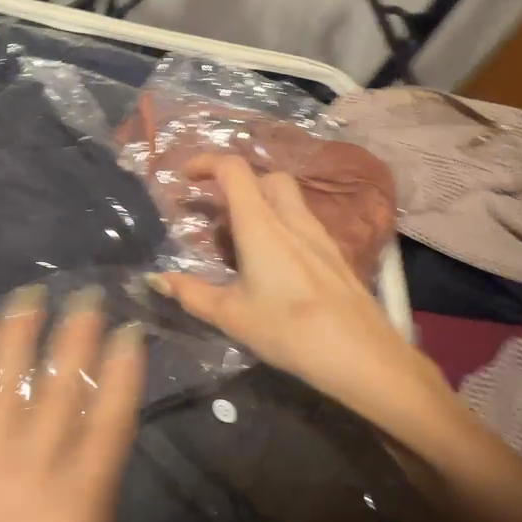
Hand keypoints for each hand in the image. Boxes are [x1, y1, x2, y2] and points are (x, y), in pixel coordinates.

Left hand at [0, 285, 146, 521]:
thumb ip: (91, 479)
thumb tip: (96, 423)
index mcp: (81, 493)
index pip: (111, 418)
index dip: (124, 371)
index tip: (131, 331)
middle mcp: (37, 460)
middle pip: (61, 384)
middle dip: (77, 333)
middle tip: (86, 293)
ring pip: (8, 374)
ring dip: (20, 327)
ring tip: (30, 291)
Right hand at [148, 154, 447, 427]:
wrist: (366, 358)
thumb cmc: (291, 331)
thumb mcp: (231, 316)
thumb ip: (190, 293)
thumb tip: (155, 279)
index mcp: (260, 224)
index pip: (233, 169)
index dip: (205, 162)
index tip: (184, 176)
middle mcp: (290, 219)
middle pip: (264, 176)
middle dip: (236, 181)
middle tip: (213, 206)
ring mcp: (318, 236)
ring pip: (287, 198)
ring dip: (260, 202)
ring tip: (239, 236)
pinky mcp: (335, 255)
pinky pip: (303, 223)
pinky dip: (281, 225)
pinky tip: (273, 261)